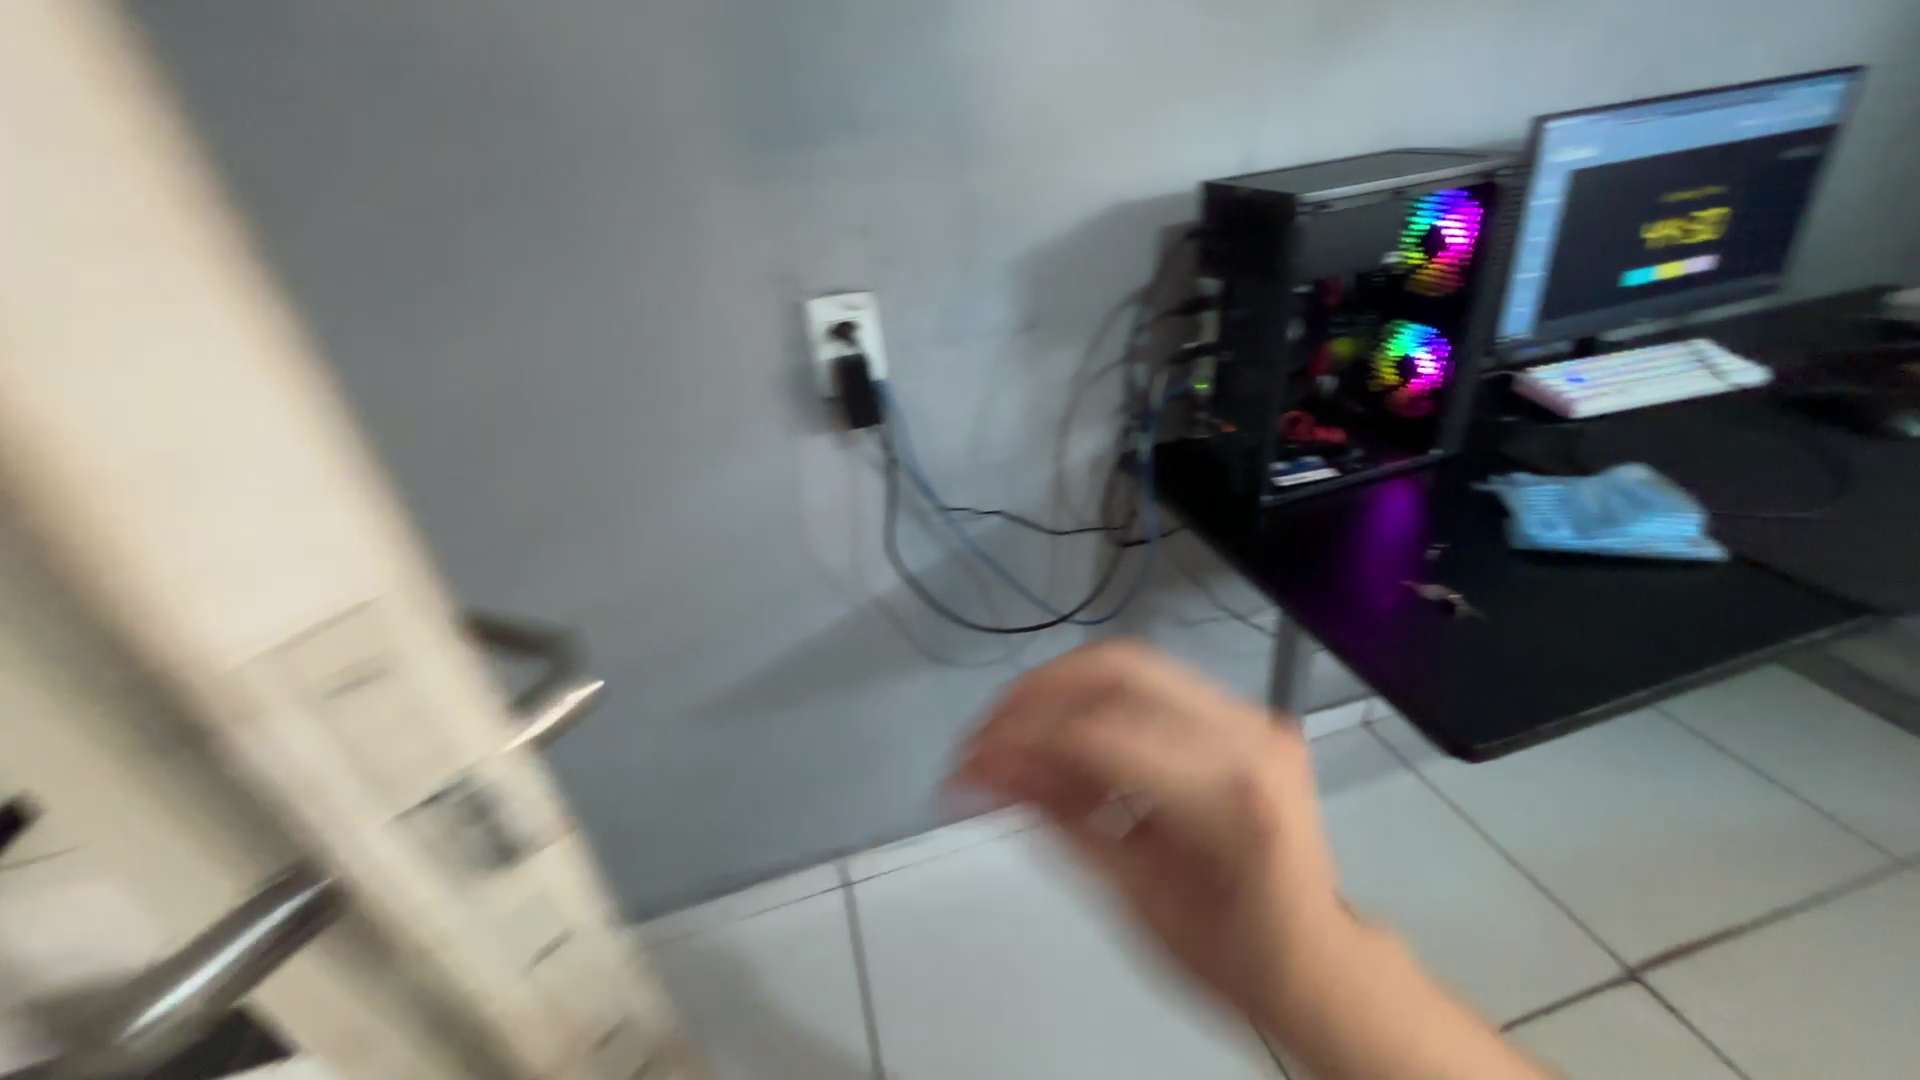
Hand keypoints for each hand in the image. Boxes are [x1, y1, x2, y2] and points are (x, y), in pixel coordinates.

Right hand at [953, 639, 1353, 1014]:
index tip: (969, 760)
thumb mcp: (1134, 898)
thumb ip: (1060, 820)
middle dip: (1036, 692)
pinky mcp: (1241, 714)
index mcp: (1230, 797)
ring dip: (1061, 689)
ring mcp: (1251, 716)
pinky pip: (1151, 685)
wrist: (1320, 958)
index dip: (1023, 739)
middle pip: (1118, 671)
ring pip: (1132, 665)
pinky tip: (1062, 740)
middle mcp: (1249, 735)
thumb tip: (985, 770)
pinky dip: (1093, 703)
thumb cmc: (1232, 955)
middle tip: (986, 729)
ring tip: (1012, 730)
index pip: (1102, 735)